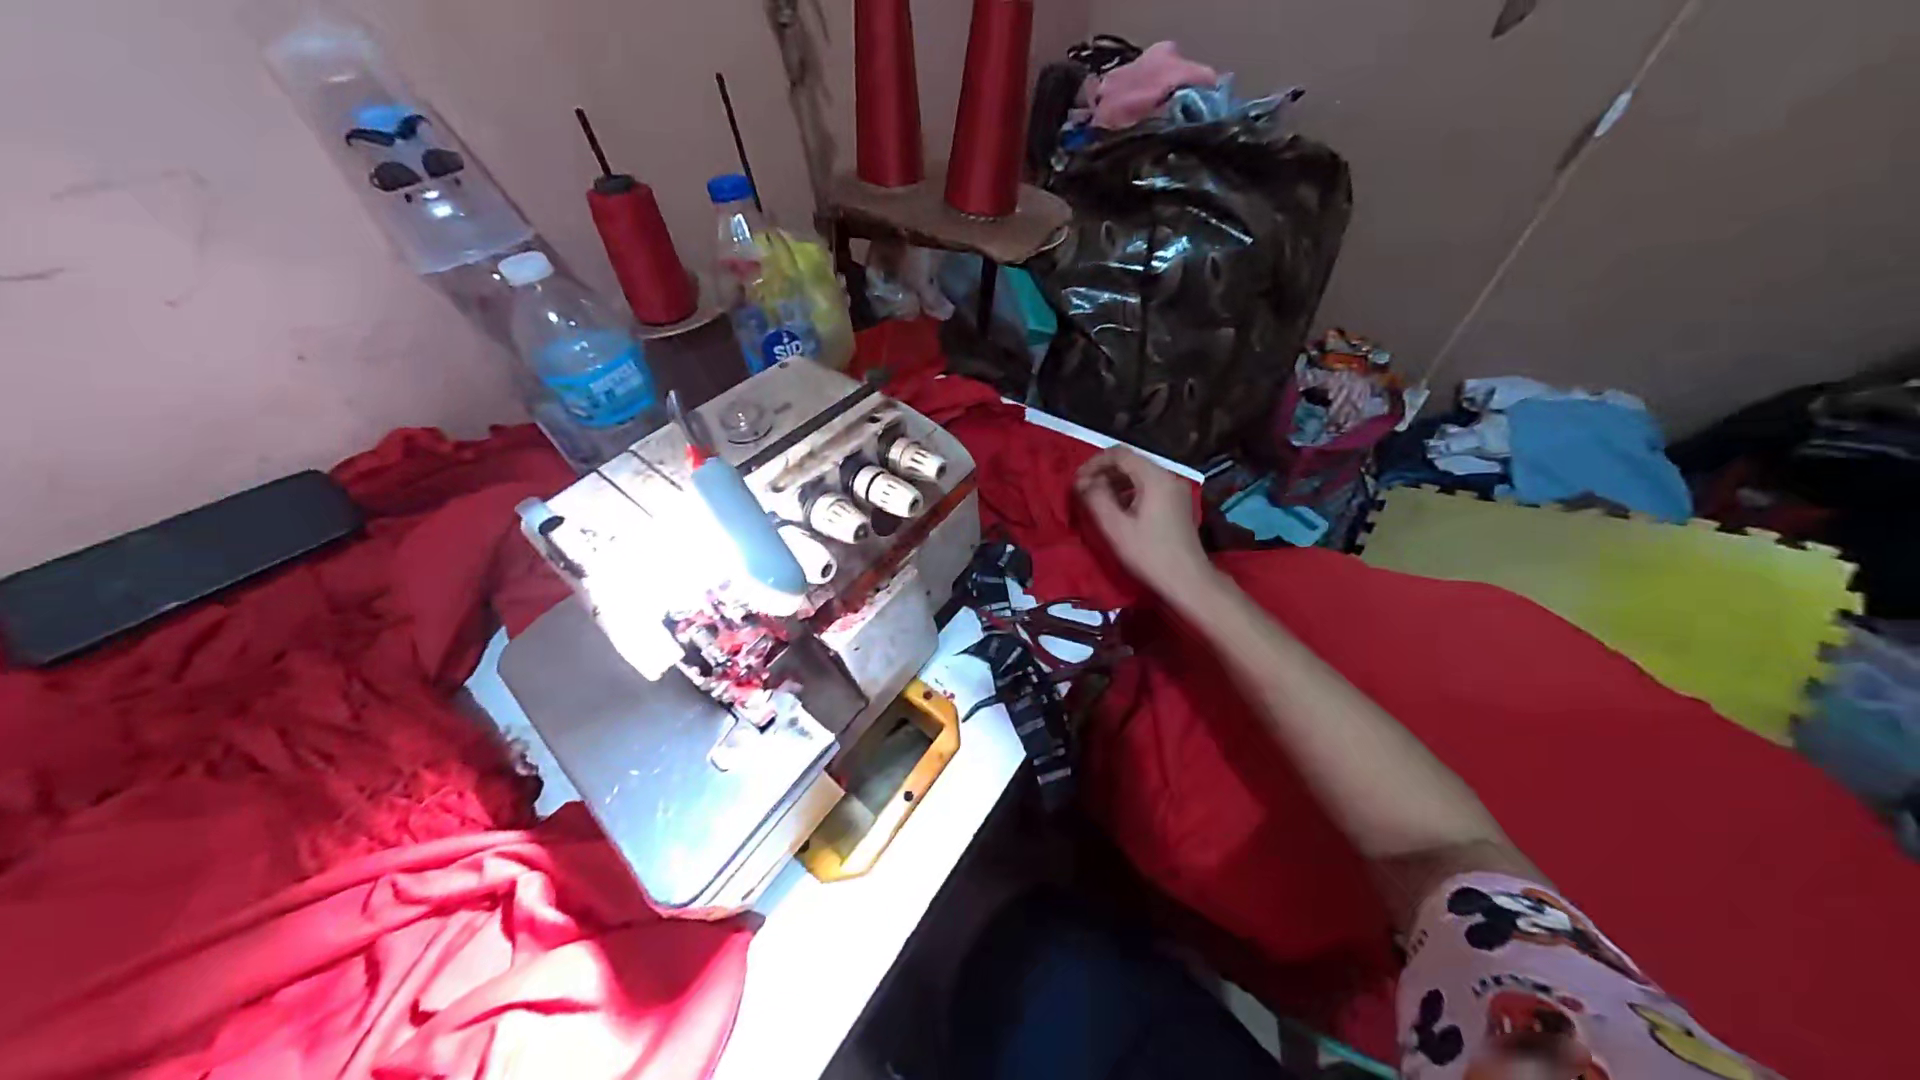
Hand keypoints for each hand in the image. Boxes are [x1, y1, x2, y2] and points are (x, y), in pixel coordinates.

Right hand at [1074, 447, 1212, 596]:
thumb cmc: (1149, 554)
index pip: (1120, 454)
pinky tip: (1118, 509)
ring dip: (1116, 482)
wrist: (1187, 580)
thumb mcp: (1116, 527)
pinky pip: (1149, 486)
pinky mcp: (1178, 503)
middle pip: (1131, 462)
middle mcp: (1169, 476)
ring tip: (1097, 499)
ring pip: (1140, 474)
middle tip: (1084, 490)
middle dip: (1104, 472)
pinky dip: (1130, 491)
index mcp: (1155, 477)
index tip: (1077, 481)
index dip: (1094, 463)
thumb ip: (1096, 498)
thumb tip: (1084, 483)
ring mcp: (1176, 489)